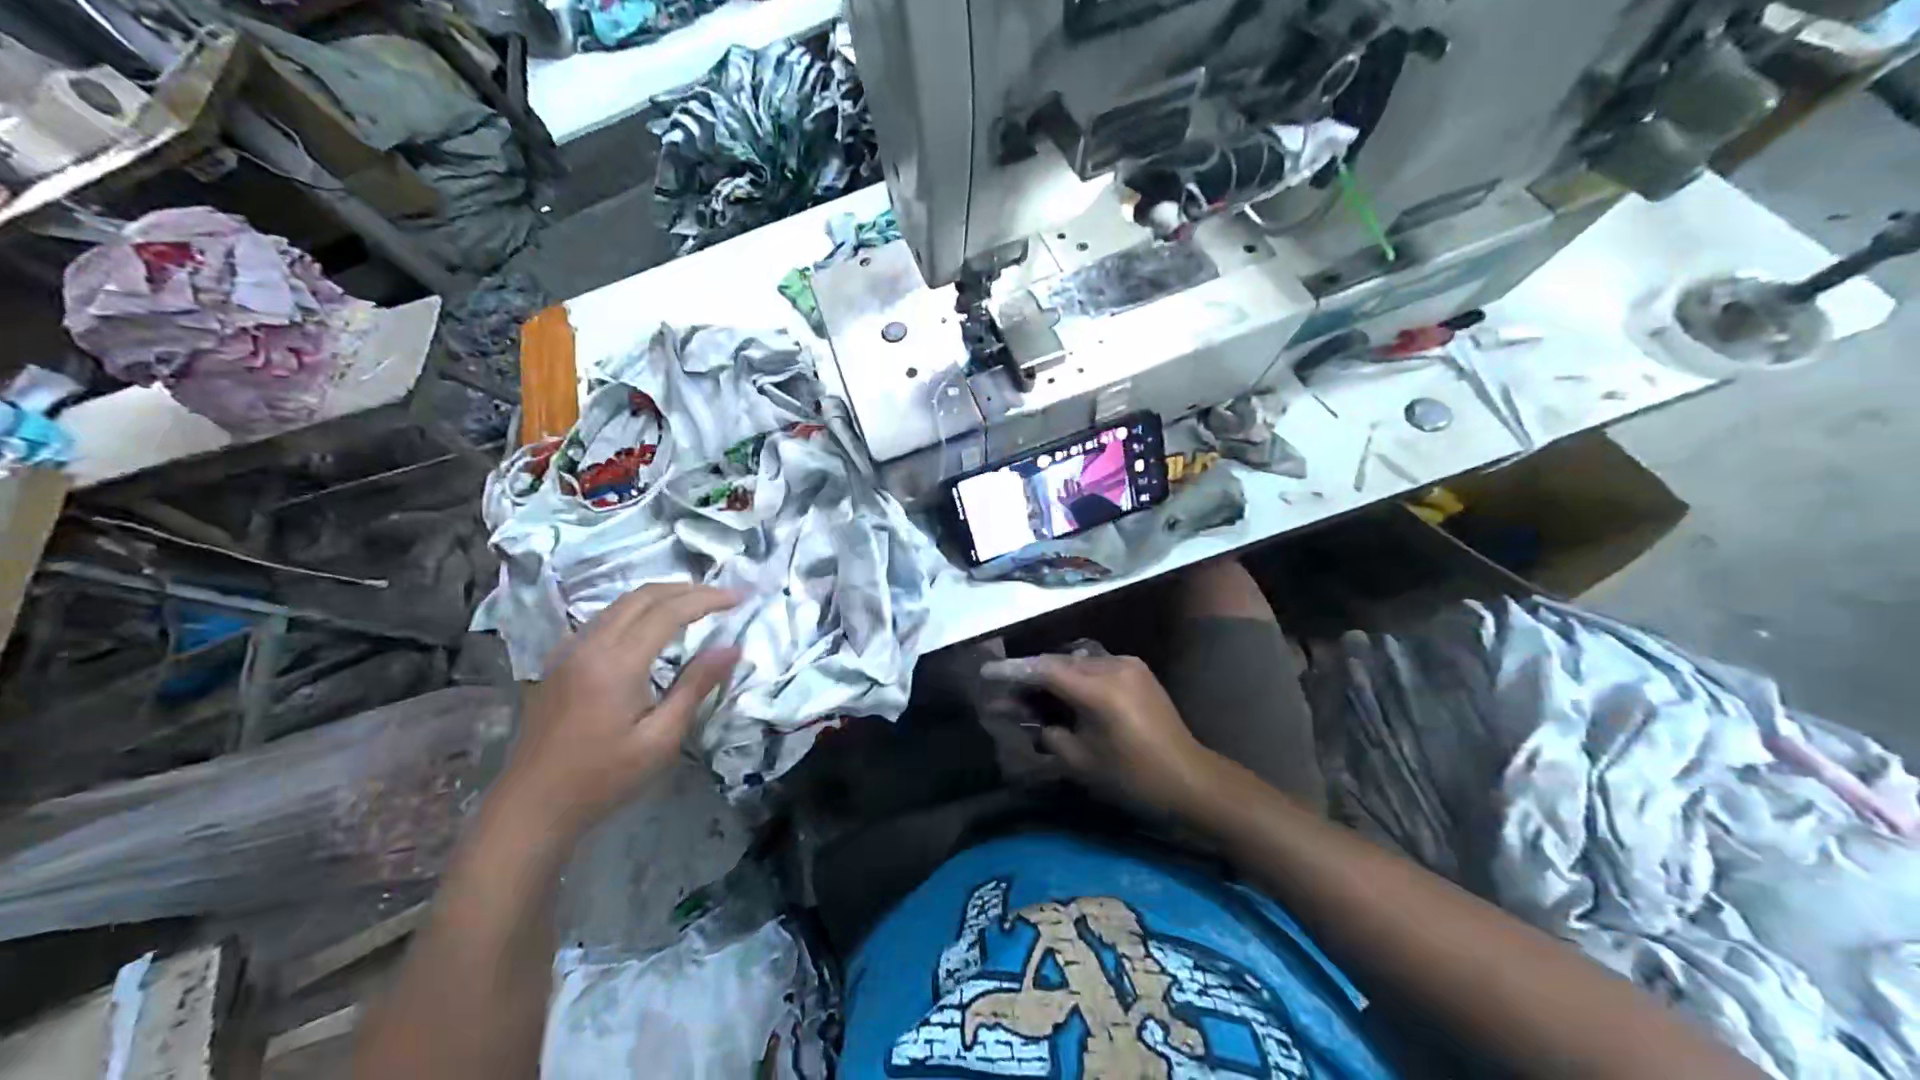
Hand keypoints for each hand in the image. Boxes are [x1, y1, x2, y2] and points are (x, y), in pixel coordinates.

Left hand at [495, 584, 739, 838]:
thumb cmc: (602, 779)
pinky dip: (637, 611)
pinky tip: (651, 627)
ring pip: (620, 604)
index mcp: (616, 663)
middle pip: (642, 596)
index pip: (669, 612)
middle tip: (722, 595)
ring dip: (661, 597)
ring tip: (695, 604)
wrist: (531, 807)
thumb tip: (731, 648)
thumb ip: (695, 687)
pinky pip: (604, 619)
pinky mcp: (559, 662)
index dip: (707, 599)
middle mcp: (589, 645)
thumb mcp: (660, 739)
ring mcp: (568, 651)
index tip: (740, 597)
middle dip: (686, 589)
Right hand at [981, 653, 1225, 817]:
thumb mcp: (1080, 760)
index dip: (1011, 671)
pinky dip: (1074, 677)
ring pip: (1075, 662)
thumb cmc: (1133, 777)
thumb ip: (1046, 731)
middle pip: (1058, 662)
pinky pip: (1094, 666)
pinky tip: (1062, 696)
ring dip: (1052, 676)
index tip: (985, 673)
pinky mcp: (1137, 669)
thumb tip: (1021, 714)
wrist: (1190, 779)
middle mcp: (1113, 665)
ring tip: (1031, 698)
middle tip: (1006, 696)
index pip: (1044, 669)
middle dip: (1029, 677)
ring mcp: (1128, 664)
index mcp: (1099, 689)